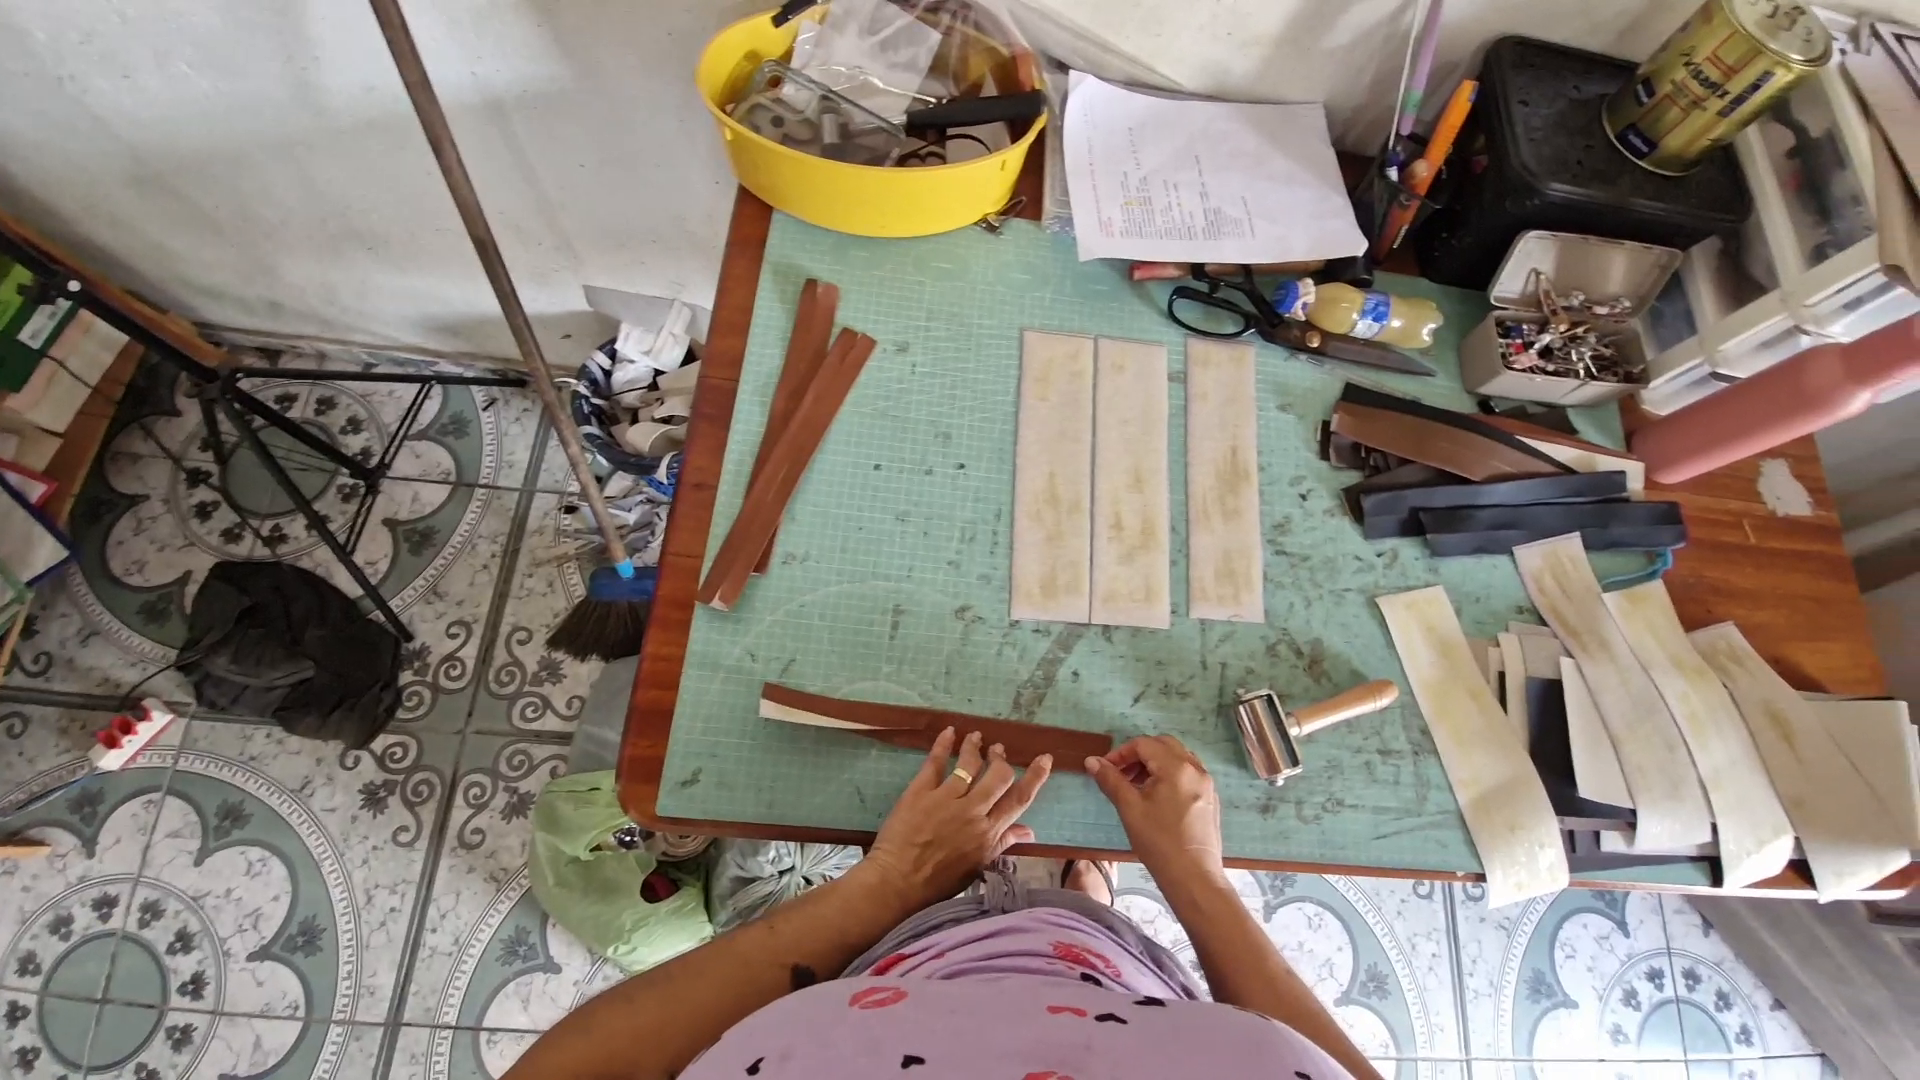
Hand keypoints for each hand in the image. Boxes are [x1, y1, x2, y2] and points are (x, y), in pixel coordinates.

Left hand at [860, 729, 1051, 909]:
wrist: (897, 883)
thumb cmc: (938, 882)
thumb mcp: (977, 866)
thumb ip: (1002, 844)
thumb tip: (1029, 831)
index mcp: (989, 833)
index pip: (1019, 799)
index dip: (1035, 777)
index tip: (1044, 759)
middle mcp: (973, 812)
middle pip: (998, 776)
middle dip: (1001, 759)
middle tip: (998, 750)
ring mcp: (947, 799)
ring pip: (969, 764)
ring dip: (975, 746)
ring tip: (977, 737)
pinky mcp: (922, 791)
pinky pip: (936, 761)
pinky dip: (944, 744)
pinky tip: (950, 732)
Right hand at [1086, 736, 1224, 884]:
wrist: (1194, 878)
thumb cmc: (1158, 841)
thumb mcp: (1129, 808)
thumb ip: (1110, 779)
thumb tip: (1091, 760)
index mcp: (1176, 766)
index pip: (1144, 744)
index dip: (1121, 753)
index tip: (1106, 769)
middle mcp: (1195, 768)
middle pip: (1163, 745)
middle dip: (1139, 755)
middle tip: (1122, 774)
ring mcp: (1206, 784)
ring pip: (1178, 758)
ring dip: (1155, 764)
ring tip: (1137, 787)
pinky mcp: (1210, 799)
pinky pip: (1188, 774)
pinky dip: (1170, 775)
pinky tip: (1158, 799)